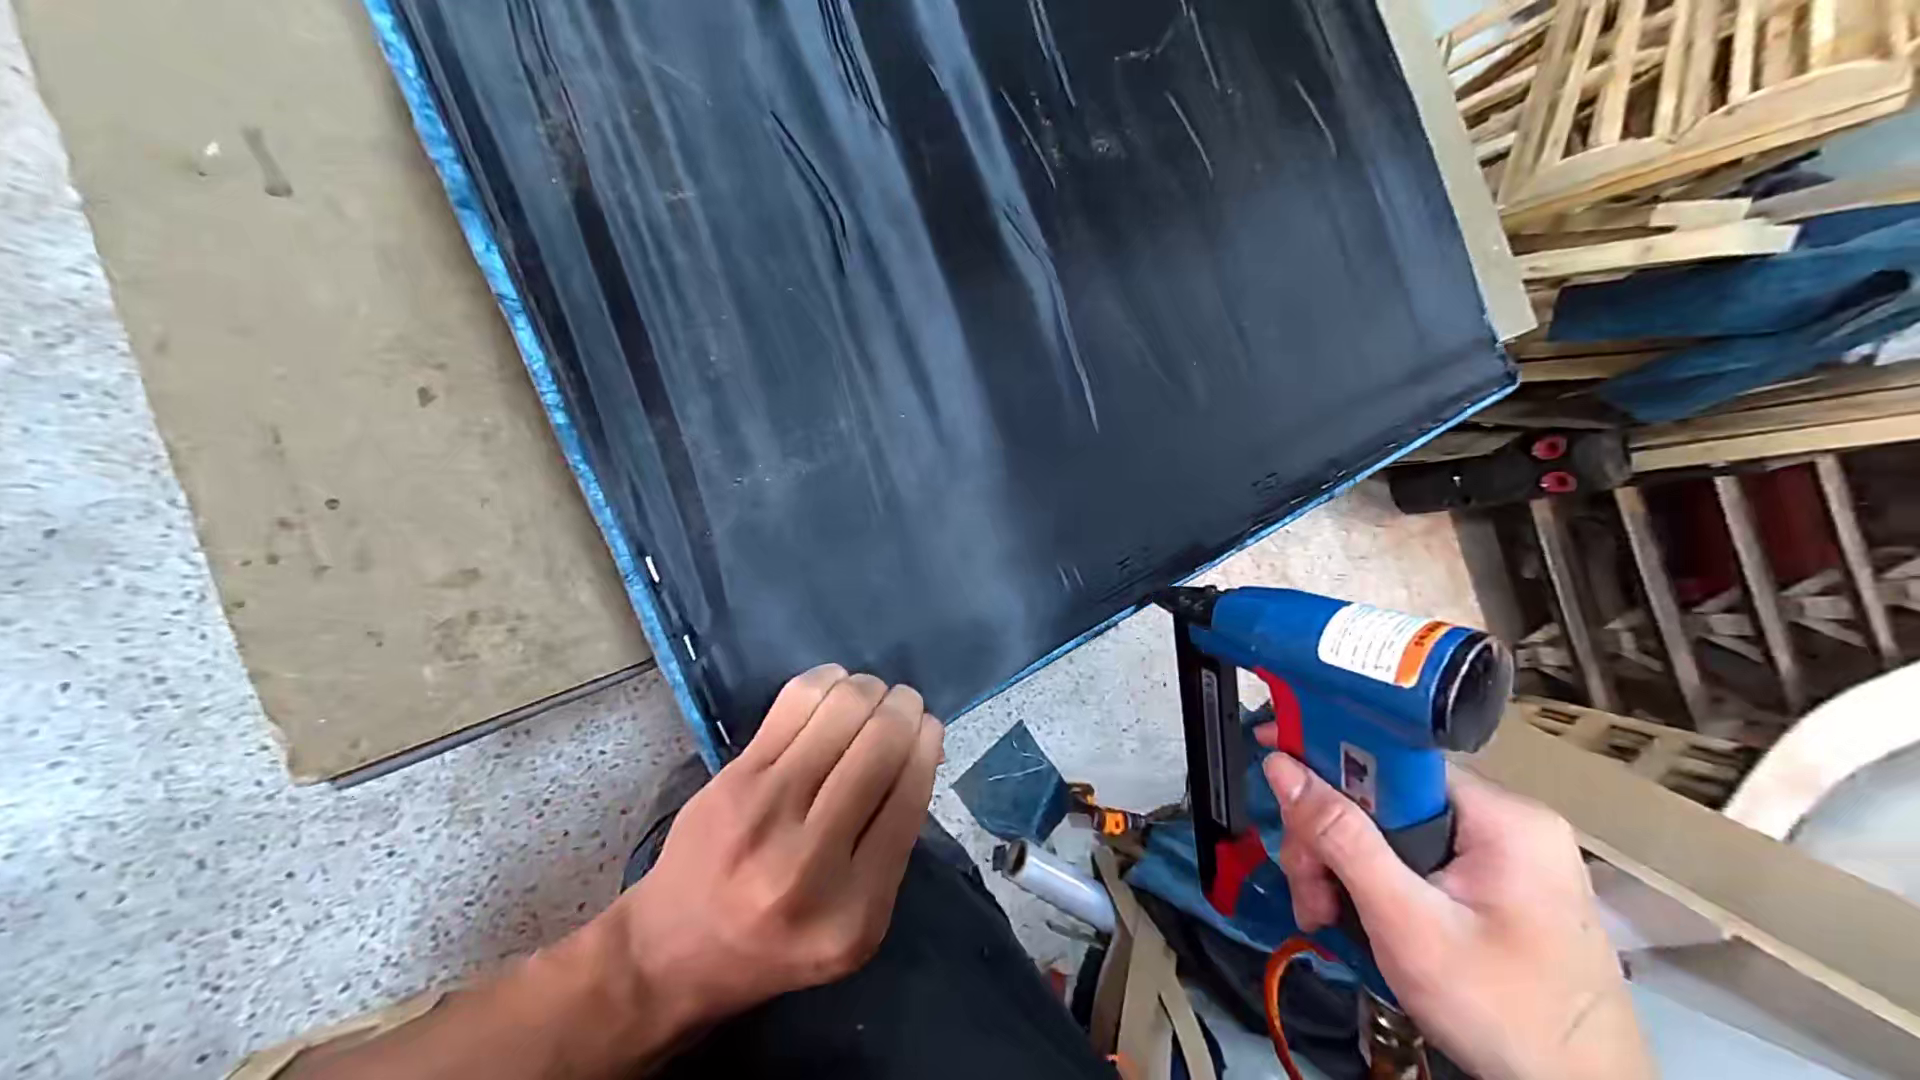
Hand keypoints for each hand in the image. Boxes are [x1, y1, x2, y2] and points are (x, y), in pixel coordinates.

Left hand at [613, 664, 945, 1028]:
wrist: (676, 949)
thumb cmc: (778, 941)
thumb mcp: (857, 922)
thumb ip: (892, 845)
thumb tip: (917, 749)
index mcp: (854, 909)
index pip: (908, 797)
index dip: (926, 746)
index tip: (929, 726)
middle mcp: (809, 859)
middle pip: (879, 746)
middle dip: (904, 708)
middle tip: (906, 703)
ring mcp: (764, 810)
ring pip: (841, 711)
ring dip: (870, 688)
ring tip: (873, 693)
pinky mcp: (734, 777)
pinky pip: (795, 702)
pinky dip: (829, 680)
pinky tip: (837, 686)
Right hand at [1256, 738, 1653, 1079]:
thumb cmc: (1503, 1013)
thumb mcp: (1407, 925)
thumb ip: (1341, 839)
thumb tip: (1281, 764)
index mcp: (1500, 815)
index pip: (1389, 754)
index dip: (1323, 752)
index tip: (1270, 752)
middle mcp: (1500, 820)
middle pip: (1378, 797)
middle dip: (1326, 838)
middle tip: (1308, 890)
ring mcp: (1496, 853)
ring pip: (1383, 828)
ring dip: (1338, 866)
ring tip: (1323, 914)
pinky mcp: (1486, 882)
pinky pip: (1405, 856)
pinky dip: (1366, 881)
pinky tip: (1349, 916)